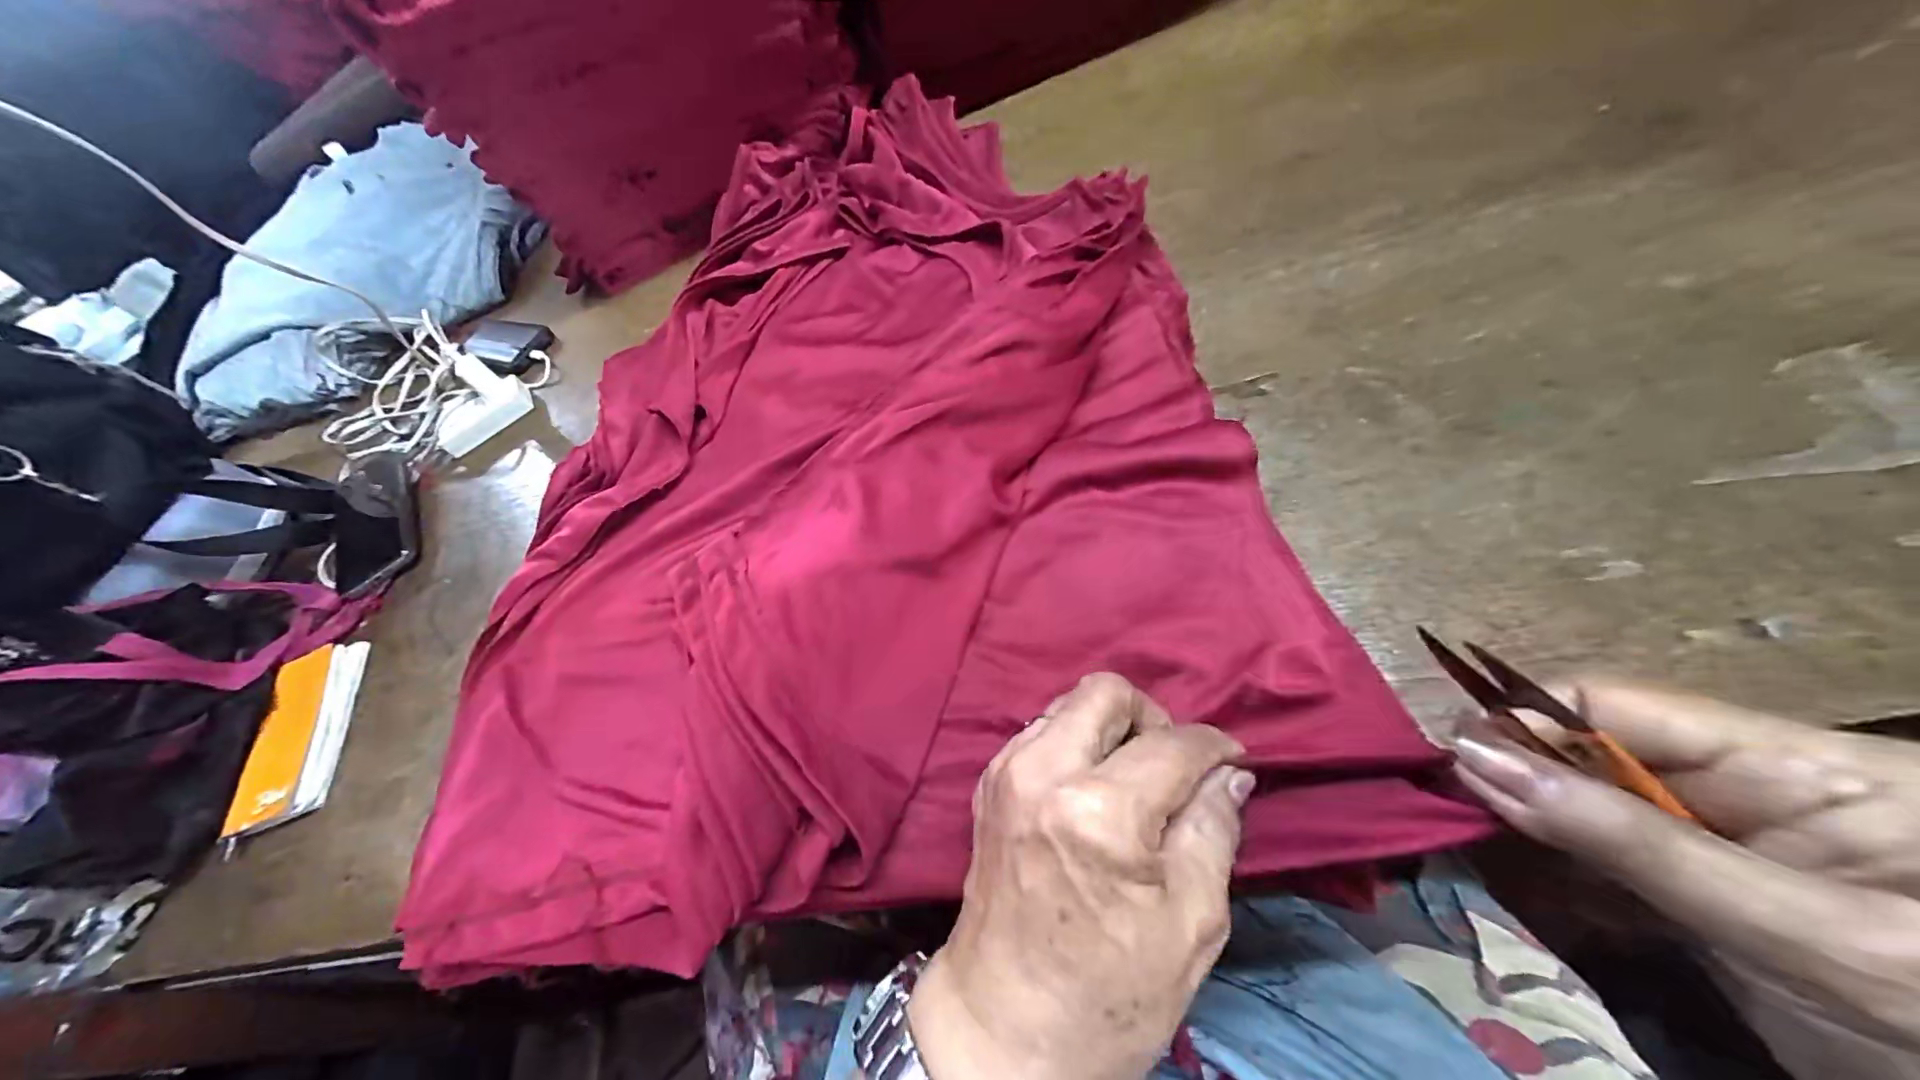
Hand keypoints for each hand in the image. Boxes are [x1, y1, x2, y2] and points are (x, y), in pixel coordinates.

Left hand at [906, 673, 1252, 1079]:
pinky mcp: (988, 783)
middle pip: (1106, 692)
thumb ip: (1213, 829)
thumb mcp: (1191, 923)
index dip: (1214, 747)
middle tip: (1173, 768)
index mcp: (1097, 811)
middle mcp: (1042, 772)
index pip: (1171, 744)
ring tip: (1135, 780)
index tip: (1231, 762)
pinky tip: (1095, 790)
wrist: (1004, 1025)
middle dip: (1152, 719)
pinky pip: (1042, 731)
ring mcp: (1006, 772)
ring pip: (1070, 705)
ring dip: (1111, 728)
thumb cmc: (1109, 993)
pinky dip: (1077, 743)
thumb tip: (1230, 774)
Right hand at [1453, 679, 1919, 1047]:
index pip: (1615, 705)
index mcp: (1793, 763)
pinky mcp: (1706, 893)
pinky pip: (1609, 865)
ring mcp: (1726, 844)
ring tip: (1470, 851)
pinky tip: (1524, 894)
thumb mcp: (1798, 934)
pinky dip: (1562, 881)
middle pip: (1593, 755)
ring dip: (1530, 834)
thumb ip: (1629, 840)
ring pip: (1589, 810)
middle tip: (1448, 812)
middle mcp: (1747, 788)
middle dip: (1520, 780)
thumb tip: (1476, 757)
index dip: (1526, 720)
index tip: (1453, 760)